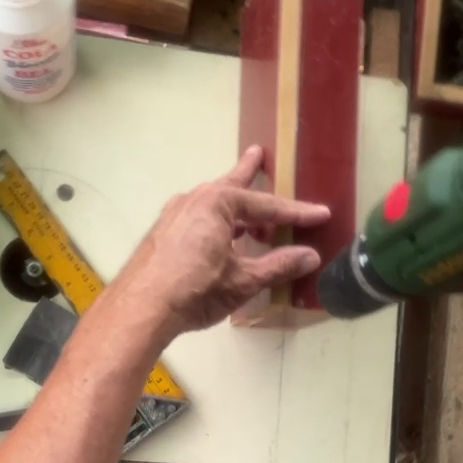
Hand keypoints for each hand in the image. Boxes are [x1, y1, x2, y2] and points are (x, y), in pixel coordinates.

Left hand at [106, 146, 329, 339]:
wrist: (141, 308)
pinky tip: (221, 239)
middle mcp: (193, 200)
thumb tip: (310, 256)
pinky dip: (216, 223)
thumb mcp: (244, 280)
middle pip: (231, 187)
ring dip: (234, 207)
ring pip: (212, 204)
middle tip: (258, 155)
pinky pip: (197, 219)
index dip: (296, 212)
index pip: (267, 205)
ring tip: (249, 212)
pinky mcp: (162, 234)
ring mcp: (173, 215)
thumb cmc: (196, 289)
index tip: (321, 214)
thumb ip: (278, 265)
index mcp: (217, 202)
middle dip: (248, 174)